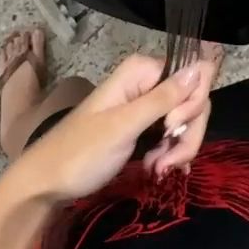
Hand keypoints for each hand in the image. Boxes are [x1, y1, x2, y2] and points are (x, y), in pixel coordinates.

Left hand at [4, 55, 203, 202]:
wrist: (48, 182)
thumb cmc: (81, 152)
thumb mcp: (124, 125)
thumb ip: (163, 97)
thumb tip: (201, 66)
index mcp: (142, 70)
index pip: (195, 74)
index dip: (191, 104)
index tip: (171, 129)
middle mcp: (147, 81)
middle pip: (194, 100)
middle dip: (187, 134)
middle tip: (168, 161)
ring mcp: (146, 104)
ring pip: (187, 121)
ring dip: (178, 149)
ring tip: (156, 169)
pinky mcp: (145, 126)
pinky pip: (174, 134)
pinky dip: (170, 154)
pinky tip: (157, 169)